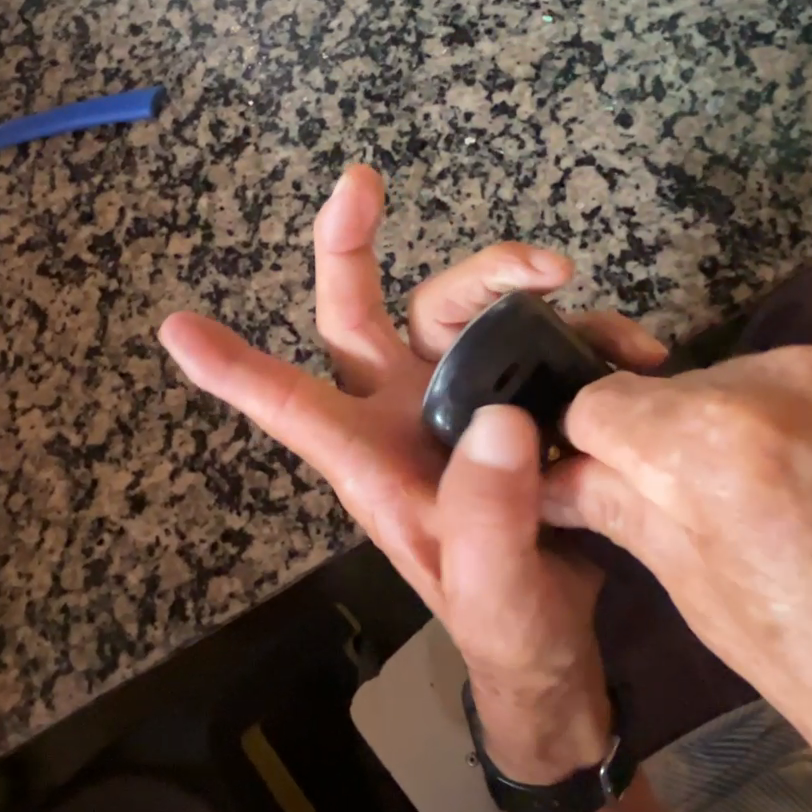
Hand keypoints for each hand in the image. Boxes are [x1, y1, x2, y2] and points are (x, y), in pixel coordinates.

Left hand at [158, 165, 663, 722]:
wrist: (558, 631)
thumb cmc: (504, 622)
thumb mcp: (492, 588)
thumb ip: (489, 521)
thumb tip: (497, 422)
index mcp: (369, 459)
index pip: (291, 405)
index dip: (234, 368)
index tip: (176, 328)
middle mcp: (403, 412)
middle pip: (362, 315)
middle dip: (350, 245)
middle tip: (361, 180)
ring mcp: (460, 396)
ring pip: (458, 307)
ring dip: (503, 277)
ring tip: (561, 273)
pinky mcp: (519, 391)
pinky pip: (538, 335)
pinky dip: (583, 328)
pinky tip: (635, 346)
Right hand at [546, 343, 811, 811]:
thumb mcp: (711, 608)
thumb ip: (622, 511)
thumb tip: (547, 475)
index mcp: (715, 446)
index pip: (598, 401)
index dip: (600, 450)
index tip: (623, 489)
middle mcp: (784, 374)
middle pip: (677, 390)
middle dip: (676, 443)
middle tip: (724, 518)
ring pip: (750, 380)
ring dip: (749, 429)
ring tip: (804, 505)